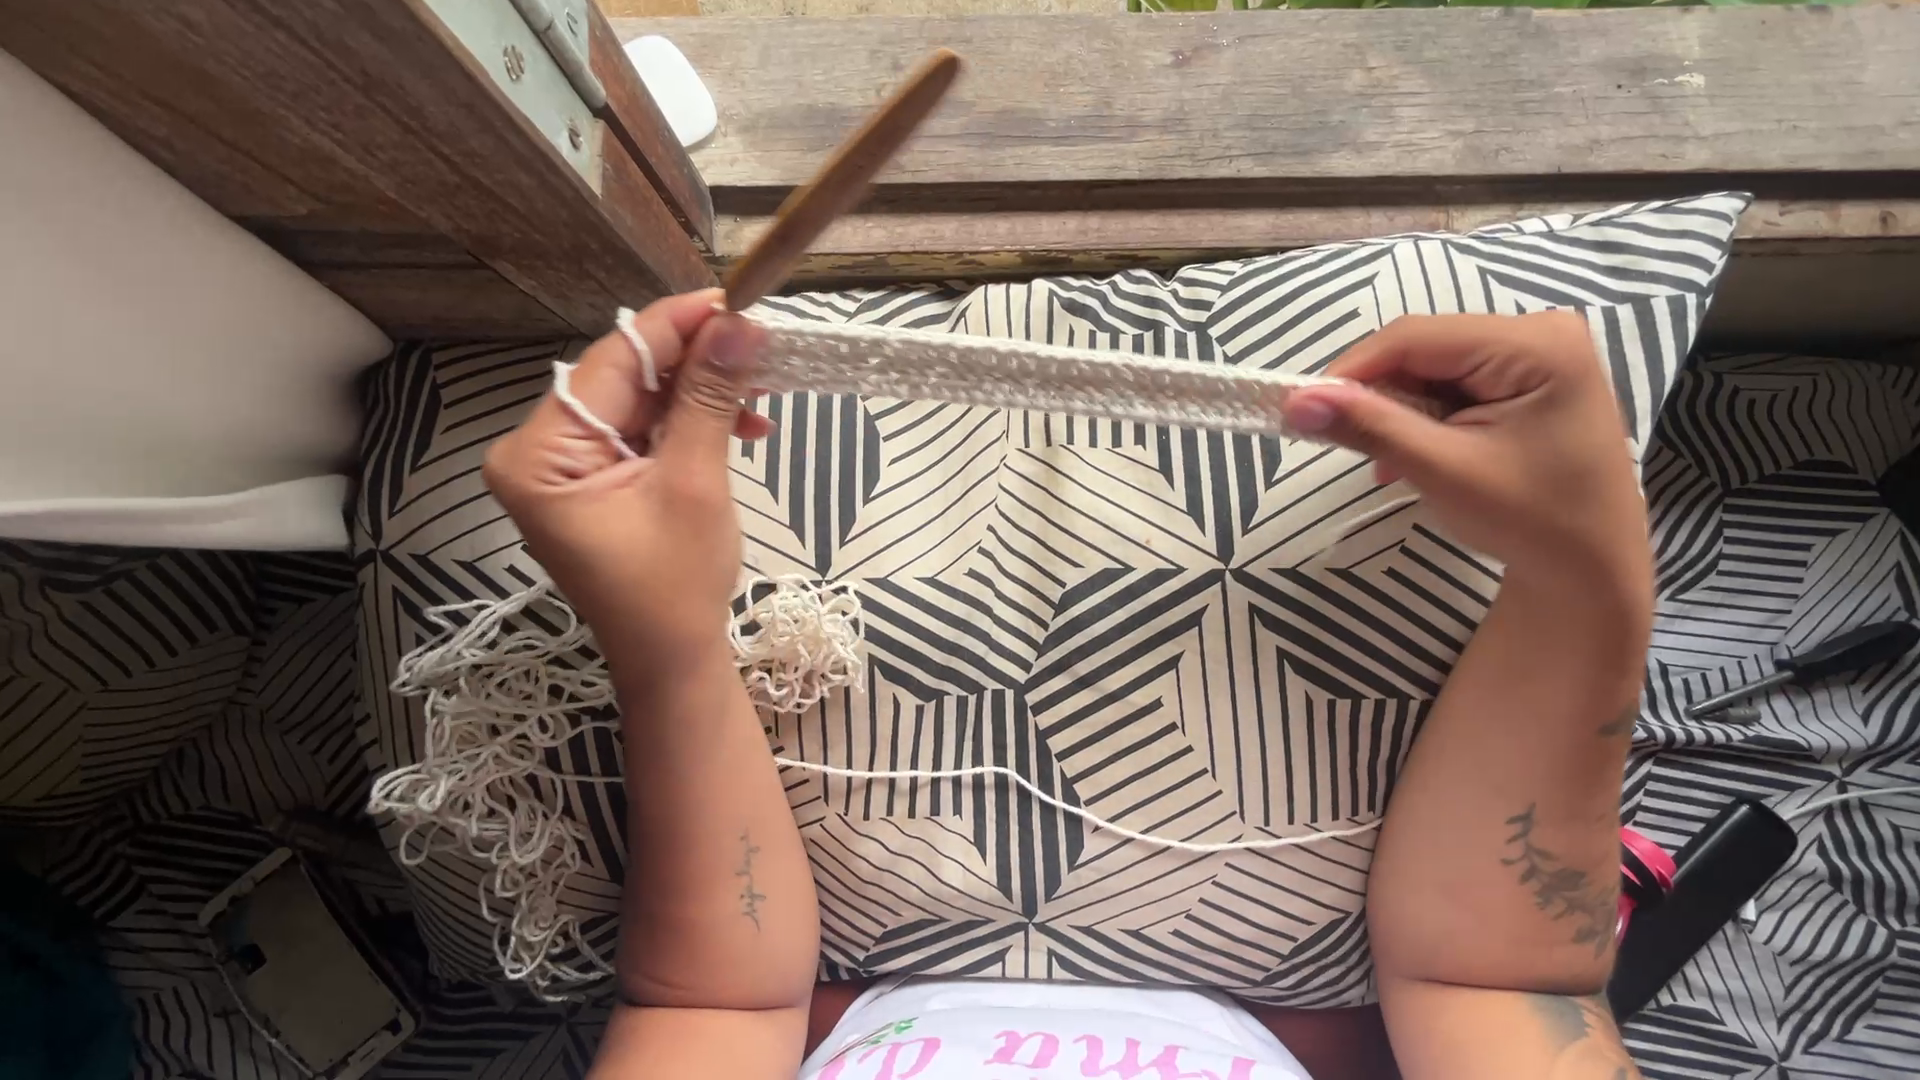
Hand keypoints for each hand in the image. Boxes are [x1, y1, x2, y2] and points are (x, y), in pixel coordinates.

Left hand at [483, 289, 768, 667]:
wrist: (673, 658)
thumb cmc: (677, 583)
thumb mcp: (695, 483)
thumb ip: (710, 399)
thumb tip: (740, 326)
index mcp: (540, 454)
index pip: (609, 363)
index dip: (674, 327)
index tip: (732, 300)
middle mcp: (539, 451)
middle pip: (624, 380)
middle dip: (695, 363)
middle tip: (757, 346)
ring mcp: (567, 468)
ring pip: (640, 403)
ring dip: (701, 396)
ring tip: (759, 395)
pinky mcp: (596, 481)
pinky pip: (644, 433)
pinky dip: (691, 426)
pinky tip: (739, 427)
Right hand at [1281, 312, 1650, 597]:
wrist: (1589, 568)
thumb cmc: (1526, 519)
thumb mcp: (1439, 470)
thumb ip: (1368, 427)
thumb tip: (1294, 402)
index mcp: (1533, 344)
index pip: (1412, 337)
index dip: (1350, 371)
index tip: (1302, 411)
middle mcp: (1538, 332)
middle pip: (1420, 349)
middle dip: (1375, 395)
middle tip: (1346, 443)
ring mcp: (1534, 356)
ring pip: (1427, 369)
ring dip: (1393, 412)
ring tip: (1384, 461)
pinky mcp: (1524, 380)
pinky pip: (1447, 385)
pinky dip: (1417, 419)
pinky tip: (1410, 455)